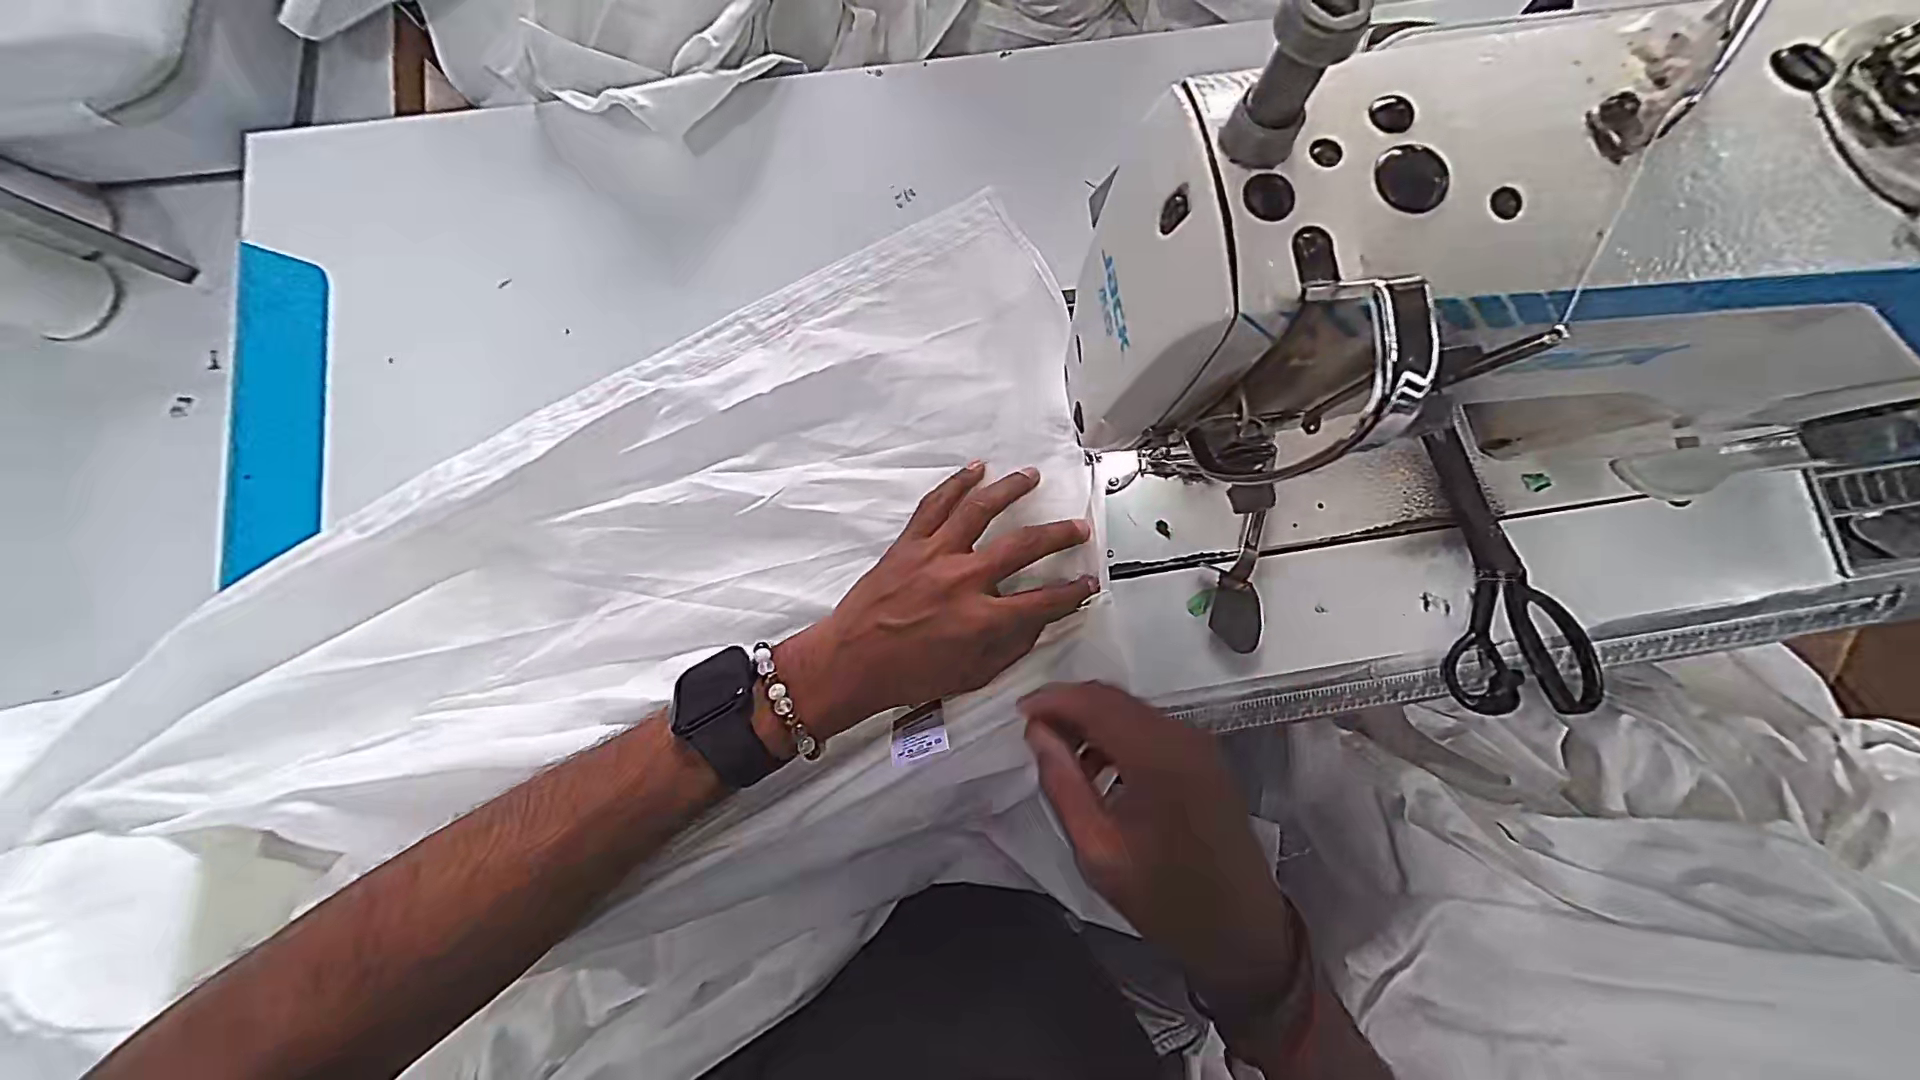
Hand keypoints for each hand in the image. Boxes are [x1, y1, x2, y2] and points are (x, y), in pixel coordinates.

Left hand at [777, 463, 1098, 740]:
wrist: (850, 662)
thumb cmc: (903, 674)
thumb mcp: (969, 674)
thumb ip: (1009, 648)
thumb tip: (1037, 624)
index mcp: (979, 619)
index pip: (1043, 600)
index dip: (1072, 593)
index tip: (1085, 585)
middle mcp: (961, 580)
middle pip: (1023, 545)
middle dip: (1059, 534)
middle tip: (1076, 528)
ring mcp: (933, 556)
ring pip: (980, 510)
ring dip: (1011, 490)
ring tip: (1030, 477)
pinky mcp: (909, 545)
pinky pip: (935, 505)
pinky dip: (956, 484)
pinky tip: (974, 471)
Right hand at [1020, 682, 1297, 1001]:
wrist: (1244, 932)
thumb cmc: (1168, 900)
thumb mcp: (1099, 851)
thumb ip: (1063, 785)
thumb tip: (1038, 734)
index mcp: (1159, 758)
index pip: (1095, 703)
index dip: (1053, 699)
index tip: (1021, 712)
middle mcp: (1183, 737)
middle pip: (1113, 698)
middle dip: (1069, 706)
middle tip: (1035, 731)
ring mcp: (1198, 743)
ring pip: (1130, 708)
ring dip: (1091, 719)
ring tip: (1062, 753)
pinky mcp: (1203, 754)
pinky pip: (1148, 725)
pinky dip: (1116, 731)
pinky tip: (1099, 764)